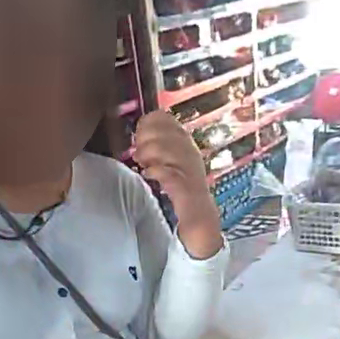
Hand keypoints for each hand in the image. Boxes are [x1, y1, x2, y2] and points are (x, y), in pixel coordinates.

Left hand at [131, 110, 222, 258]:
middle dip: (147, 139)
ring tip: (143, 164)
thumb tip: (139, 138)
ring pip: (167, 148)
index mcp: (185, 144)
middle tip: (139, 154)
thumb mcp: (171, 164)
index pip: (166, 119)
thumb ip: (159, 149)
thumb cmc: (183, 191)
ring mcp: (190, 169)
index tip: (139, 135)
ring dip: (149, 154)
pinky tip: (149, 175)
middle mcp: (190, 152)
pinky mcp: (186, 188)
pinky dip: (156, 171)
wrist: (200, 219)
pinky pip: (169, 173)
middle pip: (165, 131)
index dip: (148, 123)